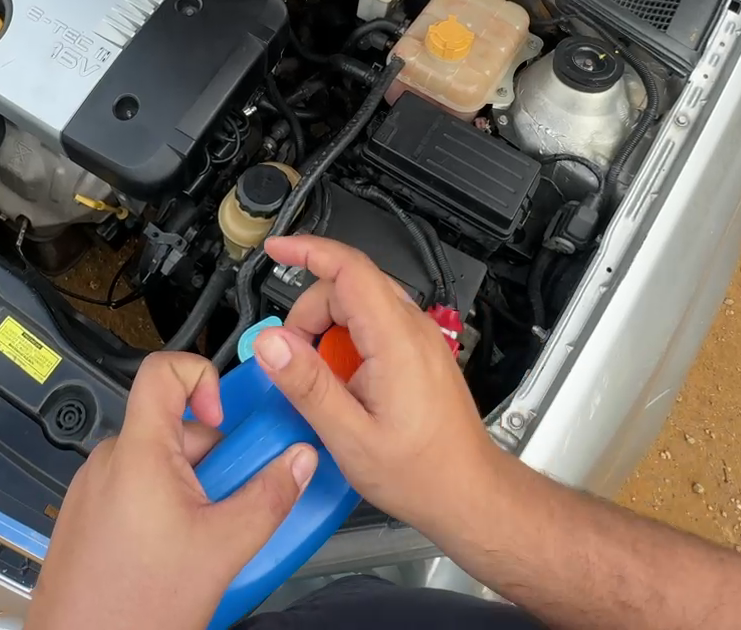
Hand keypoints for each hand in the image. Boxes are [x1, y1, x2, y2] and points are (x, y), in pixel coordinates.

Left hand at [28, 351, 316, 629]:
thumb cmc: (131, 609)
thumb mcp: (221, 549)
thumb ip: (269, 497)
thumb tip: (299, 460)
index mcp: (139, 451)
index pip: (163, 369)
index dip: (200, 374)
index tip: (223, 415)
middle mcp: (110, 459)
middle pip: (174, 425)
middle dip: (212, 456)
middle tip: (231, 499)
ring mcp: (94, 488)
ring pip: (158, 460)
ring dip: (190, 484)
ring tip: (204, 536)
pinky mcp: (87, 516)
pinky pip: (136, 487)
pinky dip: (163, 504)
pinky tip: (174, 550)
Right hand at [252, 234, 505, 540]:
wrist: (469, 492)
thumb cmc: (421, 473)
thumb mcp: (350, 437)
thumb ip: (307, 384)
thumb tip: (270, 342)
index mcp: (396, 339)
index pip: (349, 268)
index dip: (308, 250)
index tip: (276, 248)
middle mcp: (411, 326)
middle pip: (346, 285)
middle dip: (308, 314)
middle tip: (291, 360)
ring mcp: (418, 336)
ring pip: (358, 302)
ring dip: (326, 328)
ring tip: (320, 379)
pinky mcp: (417, 349)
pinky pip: (372, 322)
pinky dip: (344, 340)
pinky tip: (342, 381)